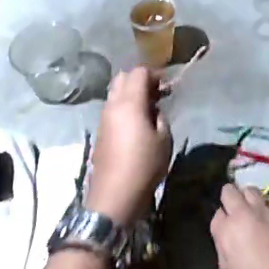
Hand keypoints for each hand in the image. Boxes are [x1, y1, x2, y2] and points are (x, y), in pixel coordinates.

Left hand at [86, 68, 172, 223]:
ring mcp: (103, 118)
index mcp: (129, 103)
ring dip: (130, 93)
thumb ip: (161, 117)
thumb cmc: (144, 166)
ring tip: (148, 109)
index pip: (139, 72)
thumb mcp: (164, 140)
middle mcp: (112, 105)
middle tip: (157, 94)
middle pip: (123, 77)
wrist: (114, 195)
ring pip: (115, 92)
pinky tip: (136, 123)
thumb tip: (154, 110)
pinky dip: (124, 106)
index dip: (155, 75)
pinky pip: (112, 108)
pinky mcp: (100, 131)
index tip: (168, 87)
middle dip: (140, 80)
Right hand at [210, 184, 268, 268]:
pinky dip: (267, 206)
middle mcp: (245, 214)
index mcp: (227, 230)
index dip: (221, 221)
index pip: (217, 213)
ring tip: (253, 212)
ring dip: (248, 199)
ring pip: (251, 190)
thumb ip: (223, 249)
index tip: (226, 231)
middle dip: (230, 199)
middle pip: (230, 191)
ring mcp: (266, 211)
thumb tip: (225, 236)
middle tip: (235, 214)